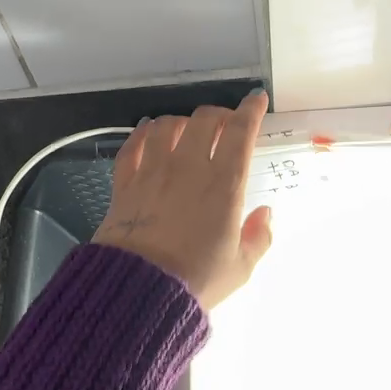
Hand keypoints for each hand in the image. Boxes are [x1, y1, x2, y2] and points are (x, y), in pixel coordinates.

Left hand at [94, 91, 273, 308]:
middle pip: (203, 120)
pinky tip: (149, 132)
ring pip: (167, 125)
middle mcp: (188, 168)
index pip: (240, 133)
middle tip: (224, 126)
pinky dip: (144, 133)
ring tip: (188, 130)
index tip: (256, 100)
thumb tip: (266, 213)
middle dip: (218, 115)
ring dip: (182, 121)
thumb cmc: (195, 279)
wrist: (136, 290)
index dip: (250, 110)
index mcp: (223, 185)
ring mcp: (152, 172)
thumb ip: (258, 237)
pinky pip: (133, 145)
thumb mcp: (240, 267)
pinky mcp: (124, 183)